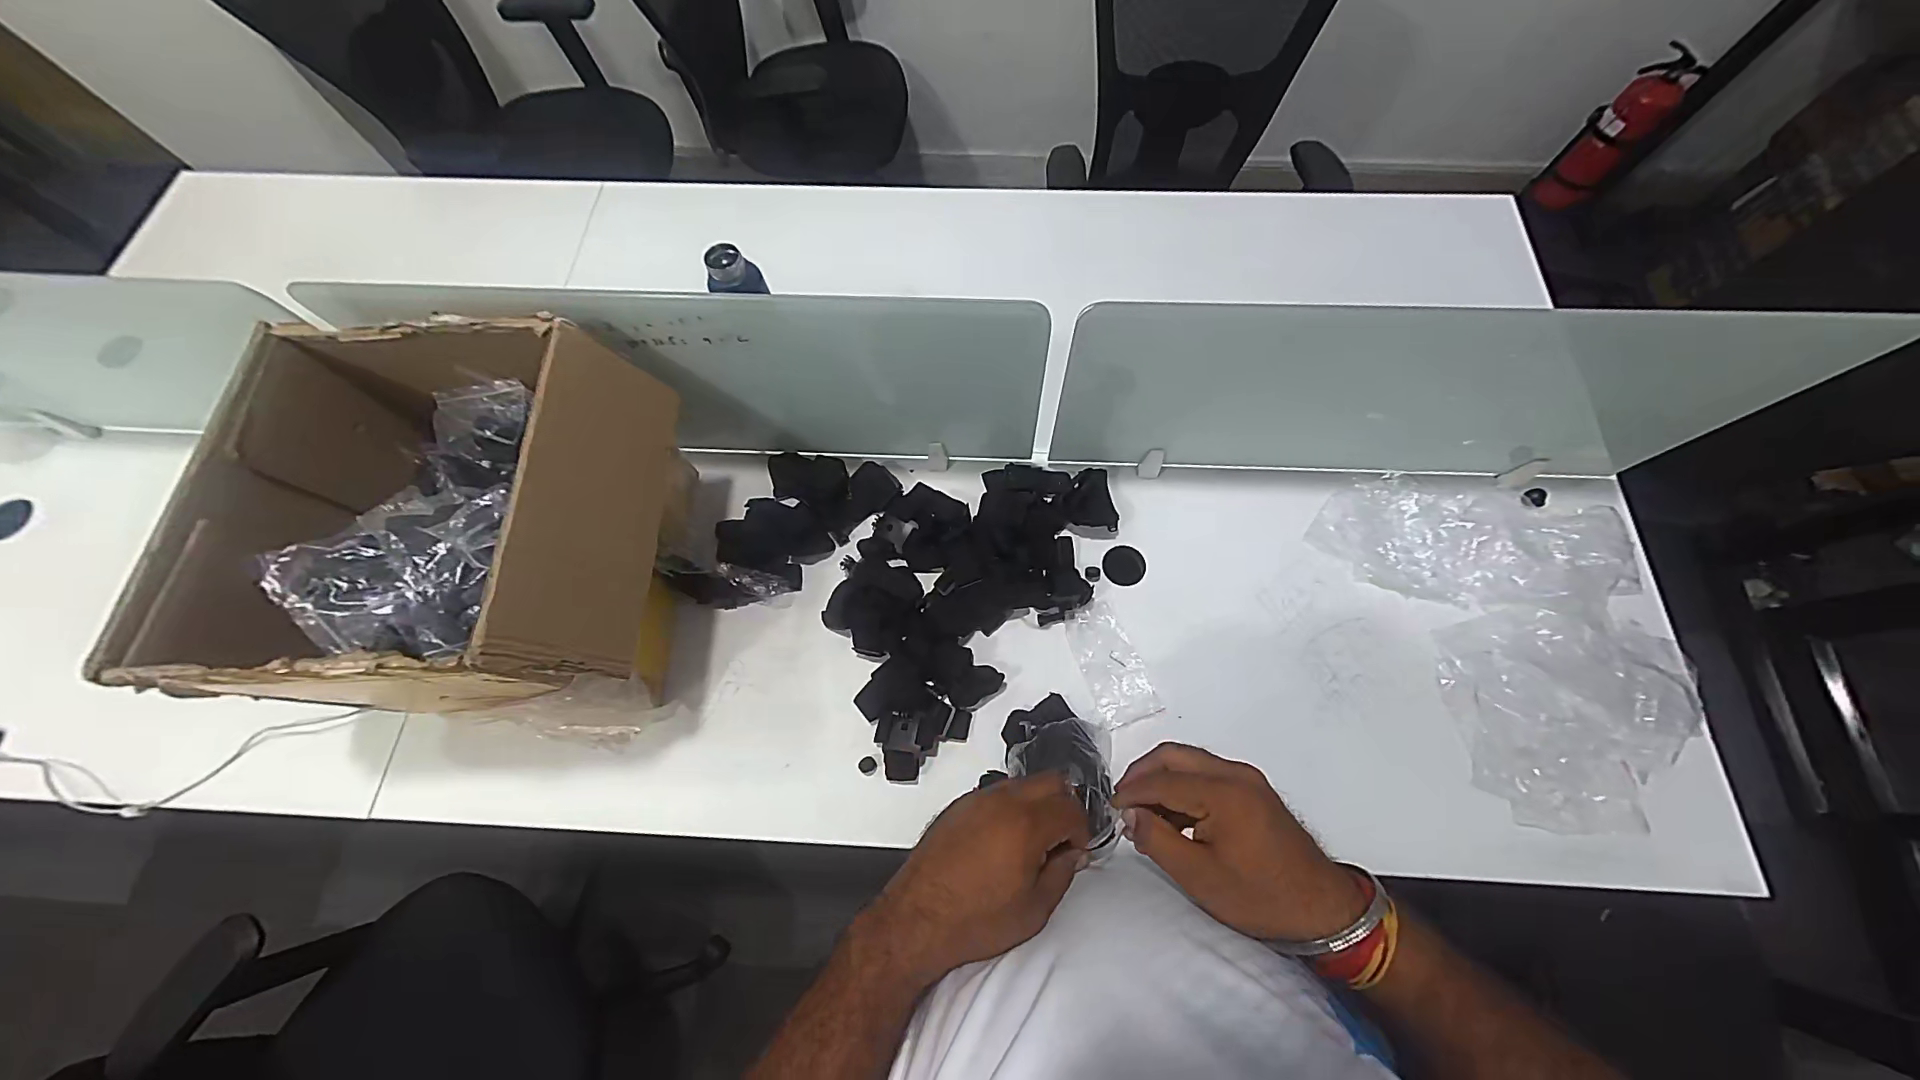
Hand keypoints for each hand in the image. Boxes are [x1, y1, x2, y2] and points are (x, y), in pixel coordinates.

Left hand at [856, 772, 1091, 987]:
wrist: (918, 919)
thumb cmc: (968, 919)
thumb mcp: (1034, 910)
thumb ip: (1062, 874)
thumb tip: (1071, 856)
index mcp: (1025, 824)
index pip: (1072, 807)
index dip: (1083, 830)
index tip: (1077, 848)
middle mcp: (1001, 802)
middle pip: (1053, 780)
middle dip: (1065, 807)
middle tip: (1063, 838)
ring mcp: (978, 799)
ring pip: (1024, 782)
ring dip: (1038, 804)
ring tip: (1033, 842)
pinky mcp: (960, 805)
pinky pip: (997, 792)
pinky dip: (1011, 807)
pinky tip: (1005, 841)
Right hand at [1112, 742, 1366, 942]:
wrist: (1325, 910)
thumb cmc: (1262, 898)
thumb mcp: (1200, 877)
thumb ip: (1157, 840)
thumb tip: (1130, 815)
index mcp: (1223, 793)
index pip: (1161, 781)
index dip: (1130, 793)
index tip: (1111, 810)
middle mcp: (1235, 774)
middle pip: (1173, 756)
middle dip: (1142, 774)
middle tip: (1123, 802)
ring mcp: (1246, 779)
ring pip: (1189, 761)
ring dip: (1161, 779)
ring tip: (1144, 813)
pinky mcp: (1252, 789)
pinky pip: (1205, 773)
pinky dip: (1182, 786)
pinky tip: (1172, 815)